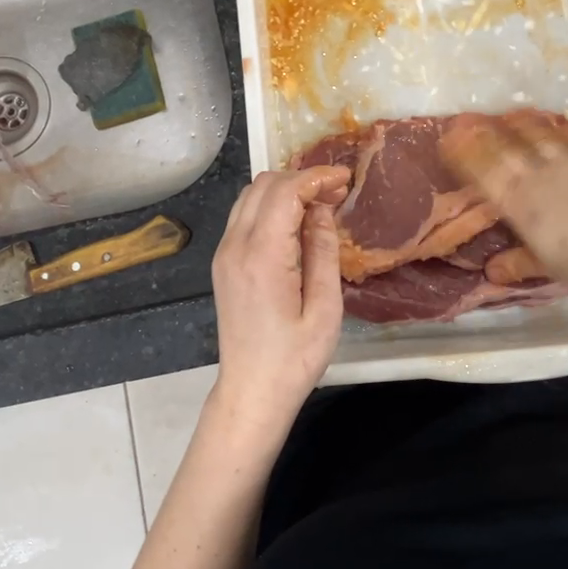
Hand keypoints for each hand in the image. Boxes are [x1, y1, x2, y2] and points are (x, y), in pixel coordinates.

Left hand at [210, 166, 350, 424]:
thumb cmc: (294, 358)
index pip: (285, 191)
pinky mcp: (223, 262)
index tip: (344, 179)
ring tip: (318, 207)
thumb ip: (322, 251)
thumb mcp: (324, 307)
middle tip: (335, 195)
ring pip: (250, 195)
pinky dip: (270, 206)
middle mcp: (235, 245)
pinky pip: (244, 215)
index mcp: (262, 255)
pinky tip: (295, 224)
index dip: (316, 177)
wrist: (251, 391)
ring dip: (284, 190)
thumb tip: (322, 209)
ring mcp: (224, 252)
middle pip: (264, 184)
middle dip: (301, 179)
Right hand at [440, 112, 567, 286]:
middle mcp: (535, 176)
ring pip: (535, 137)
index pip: (483, 175)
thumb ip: (519, 264)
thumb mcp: (549, 267)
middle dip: (482, 134)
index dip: (463, 157)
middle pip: (504, 150)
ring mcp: (565, 161)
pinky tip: (551, 120)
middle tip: (466, 119)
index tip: (447, 141)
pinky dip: (555, 126)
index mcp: (518, 204)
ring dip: (517, 125)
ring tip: (506, 115)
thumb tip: (489, 271)